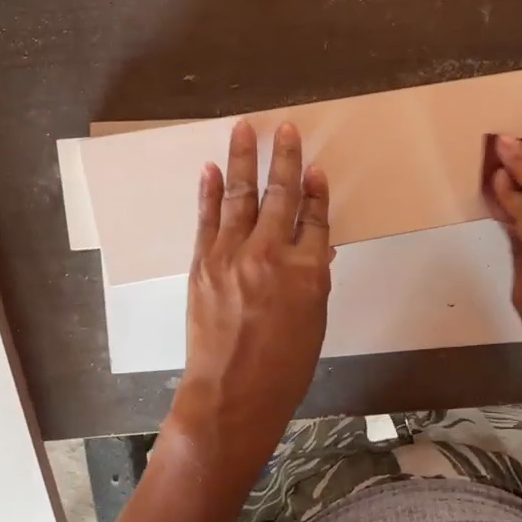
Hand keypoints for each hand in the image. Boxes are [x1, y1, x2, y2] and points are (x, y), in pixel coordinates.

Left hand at [174, 121, 332, 455]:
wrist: (233, 393)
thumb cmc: (284, 368)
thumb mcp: (313, 322)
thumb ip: (313, 280)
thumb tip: (313, 249)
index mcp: (308, 271)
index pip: (316, 219)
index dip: (317, 192)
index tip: (316, 169)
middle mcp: (272, 254)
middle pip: (282, 196)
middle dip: (285, 159)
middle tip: (286, 127)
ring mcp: (233, 255)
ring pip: (242, 196)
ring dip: (244, 159)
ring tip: (244, 128)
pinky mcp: (203, 263)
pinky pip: (208, 218)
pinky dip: (210, 192)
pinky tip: (212, 169)